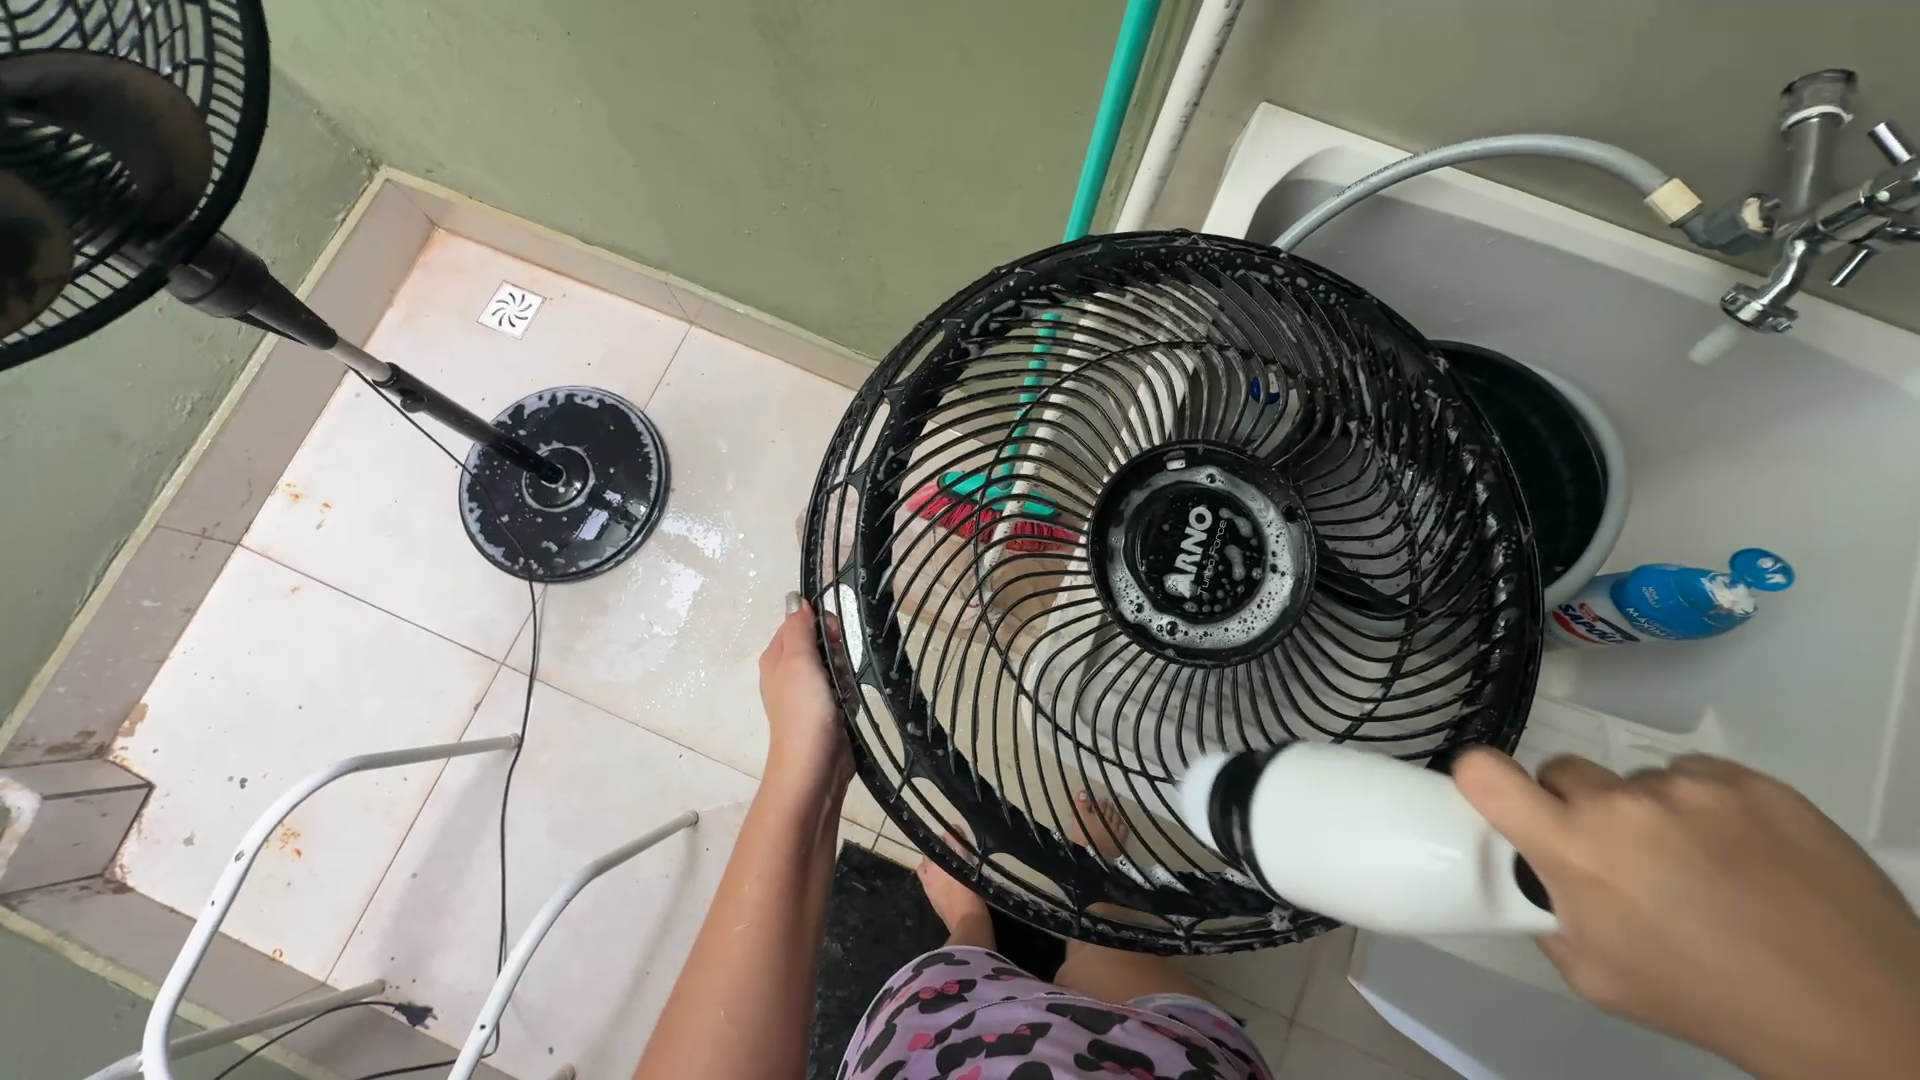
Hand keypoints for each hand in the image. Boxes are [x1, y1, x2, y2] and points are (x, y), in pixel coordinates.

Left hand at [758, 593, 853, 797]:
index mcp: (776, 658)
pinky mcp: (825, 712)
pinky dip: (849, 693)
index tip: (834, 633)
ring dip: (844, 673)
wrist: (813, 764)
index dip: (818, 622)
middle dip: (834, 650)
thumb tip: (795, 599)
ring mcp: (807, 695)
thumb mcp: (798, 660)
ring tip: (844, 688)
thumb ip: (798, 628)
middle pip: (817, 643)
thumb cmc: (803, 708)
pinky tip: (849, 703)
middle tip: (838, 664)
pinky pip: (842, 690)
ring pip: (833, 666)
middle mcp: (788, 674)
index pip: (798, 623)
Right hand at [1455, 748, 1919, 1079]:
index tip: (1497, 797)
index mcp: (1573, 849)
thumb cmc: (1712, 1000)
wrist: (1865, 1015)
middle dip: (1574, 808)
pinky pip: (1696, 776)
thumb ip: (1540, 907)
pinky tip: (1736, 854)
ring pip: (1634, 779)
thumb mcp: (1590, 972)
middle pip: (1562, 772)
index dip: (1480, 779)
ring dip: (1646, 812)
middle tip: (1613, 856)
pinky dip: (1702, 806)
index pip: (1483, 770)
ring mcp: (1694, 789)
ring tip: (1697, 866)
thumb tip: (1526, 869)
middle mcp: (1624, 805)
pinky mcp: (1757, 783)